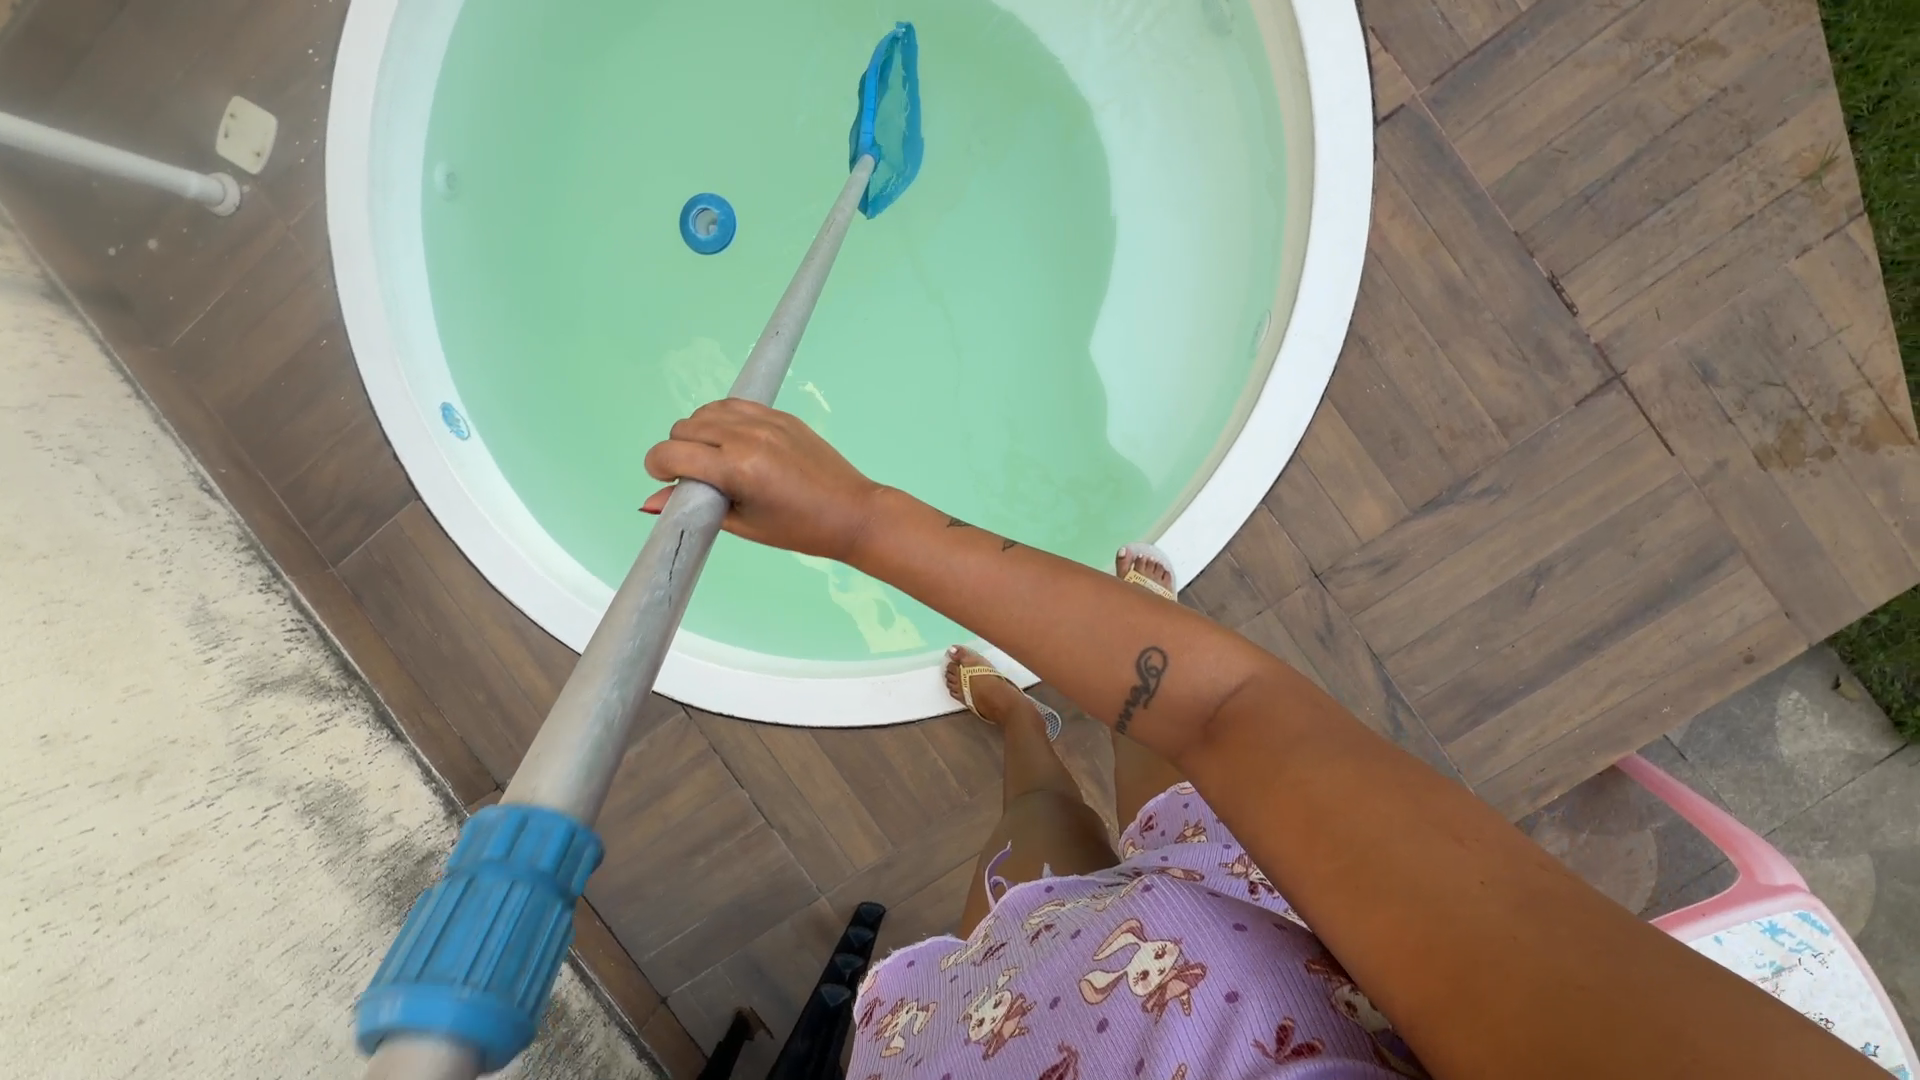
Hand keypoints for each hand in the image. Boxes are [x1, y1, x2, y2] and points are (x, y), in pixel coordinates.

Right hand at [642, 399, 886, 560]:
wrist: (852, 512)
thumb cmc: (800, 529)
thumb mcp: (743, 524)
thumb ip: (695, 506)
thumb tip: (651, 501)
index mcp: (737, 468)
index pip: (671, 453)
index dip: (658, 467)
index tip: (666, 481)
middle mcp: (748, 437)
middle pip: (685, 427)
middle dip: (679, 451)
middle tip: (696, 476)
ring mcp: (767, 421)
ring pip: (707, 410)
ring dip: (700, 432)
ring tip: (716, 459)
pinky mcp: (782, 415)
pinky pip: (736, 405)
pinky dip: (724, 420)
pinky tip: (734, 443)